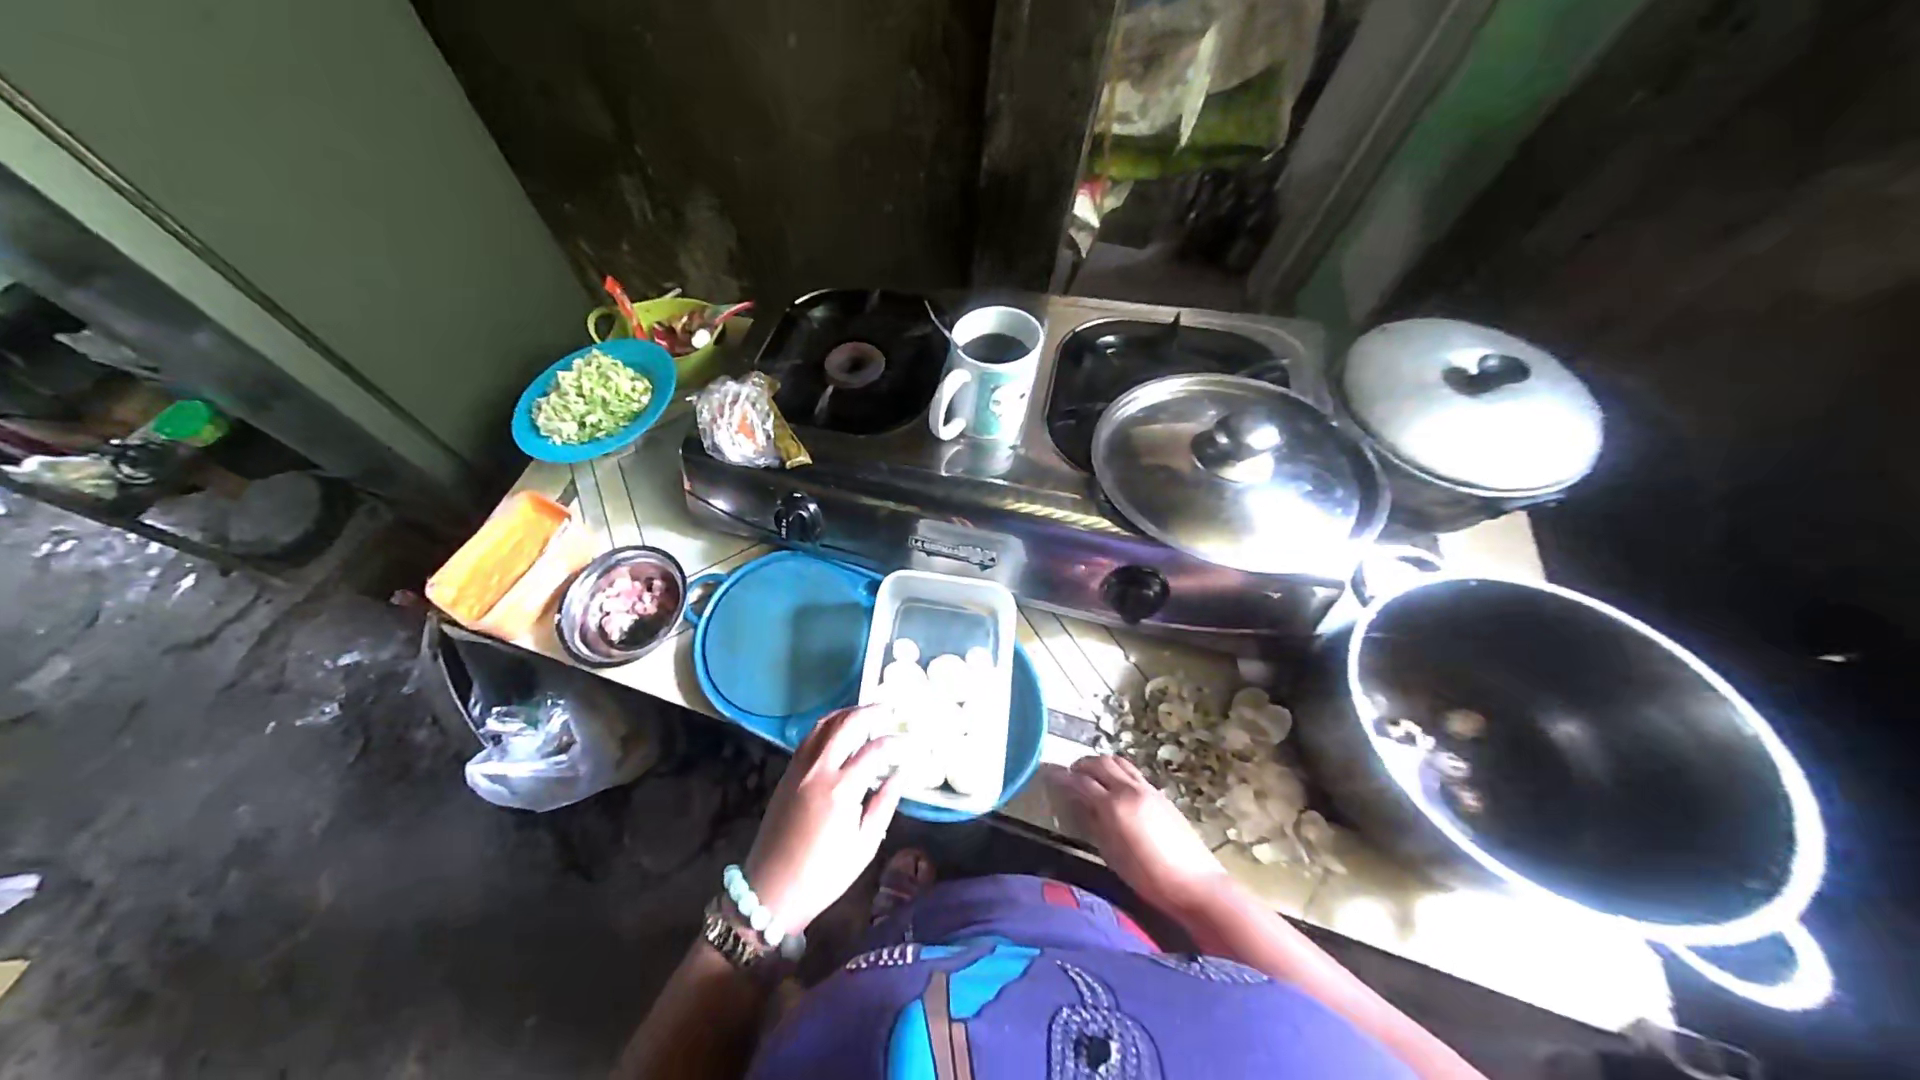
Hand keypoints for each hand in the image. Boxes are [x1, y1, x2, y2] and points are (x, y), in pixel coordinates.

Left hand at [742, 706, 902, 934]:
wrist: (770, 890)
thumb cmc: (823, 876)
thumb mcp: (864, 845)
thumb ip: (885, 803)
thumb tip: (902, 773)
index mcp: (842, 789)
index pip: (875, 749)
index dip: (896, 742)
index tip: (910, 744)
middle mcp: (819, 770)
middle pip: (847, 724)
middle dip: (871, 712)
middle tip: (889, 710)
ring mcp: (799, 768)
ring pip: (824, 724)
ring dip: (847, 713)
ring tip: (866, 714)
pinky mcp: (787, 774)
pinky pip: (810, 737)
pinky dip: (828, 725)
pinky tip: (840, 731)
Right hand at [1045, 754, 1231, 916]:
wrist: (1195, 884)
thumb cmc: (1148, 877)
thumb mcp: (1111, 854)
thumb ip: (1094, 824)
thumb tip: (1081, 805)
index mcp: (1113, 805)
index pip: (1080, 781)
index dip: (1062, 777)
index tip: (1049, 775)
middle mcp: (1129, 789)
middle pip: (1100, 763)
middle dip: (1081, 765)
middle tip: (1069, 774)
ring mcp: (1148, 789)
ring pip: (1118, 762)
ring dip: (1101, 764)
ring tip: (1091, 775)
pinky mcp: (1161, 795)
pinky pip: (1133, 772)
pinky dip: (1118, 771)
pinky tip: (1115, 786)